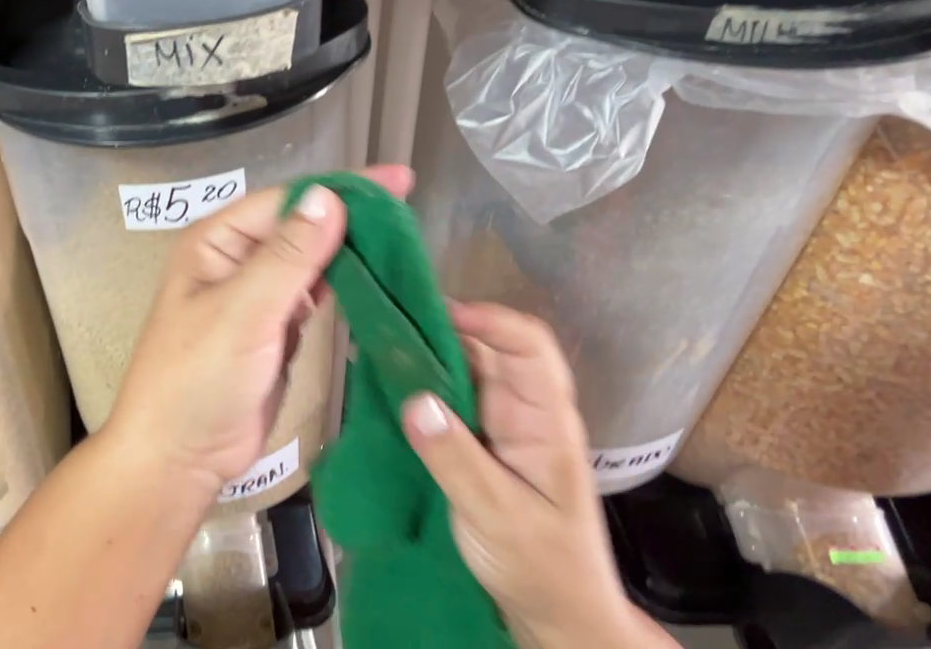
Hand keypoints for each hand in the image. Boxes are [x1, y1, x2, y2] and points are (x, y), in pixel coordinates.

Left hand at [104, 165, 413, 493]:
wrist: (178, 455)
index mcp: (216, 242)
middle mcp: (234, 260)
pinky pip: (313, 296)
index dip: (341, 188)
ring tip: (402, 239)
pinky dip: (342, 287)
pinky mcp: (273, 330)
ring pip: (310, 261)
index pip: (286, 201)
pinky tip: (375, 281)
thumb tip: (329, 197)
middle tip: (409, 206)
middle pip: (300, 226)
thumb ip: (288, 257)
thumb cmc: (198, 378)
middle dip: (350, 216)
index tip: (399, 180)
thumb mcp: (243, 312)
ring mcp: (255, 296)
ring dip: (349, 250)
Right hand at [403, 302, 673, 648]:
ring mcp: (496, 425)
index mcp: (545, 420)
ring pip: (462, 368)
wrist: (555, 617)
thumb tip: (413, 399)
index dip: (488, 319)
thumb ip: (457, 460)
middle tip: (386, 318)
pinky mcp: (472, 441)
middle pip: (487, 347)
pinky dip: (415, 380)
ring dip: (423, 351)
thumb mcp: (499, 517)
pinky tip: (381, 378)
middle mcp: (521, 410)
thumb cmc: (542, 567)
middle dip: (441, 325)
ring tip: (375, 340)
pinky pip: (443, 396)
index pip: (529, 347)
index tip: (435, 312)